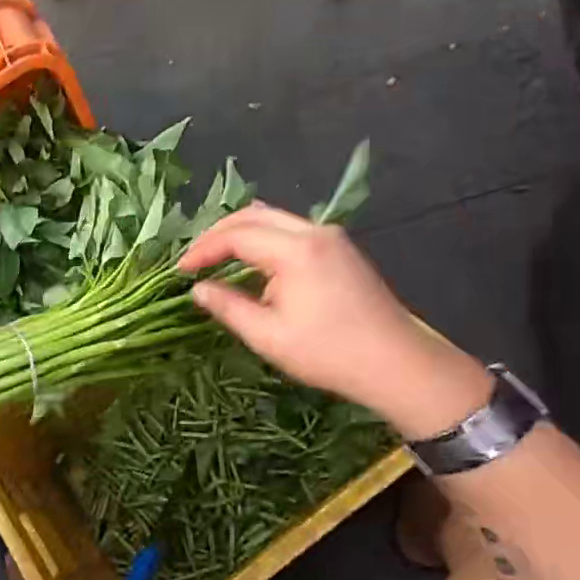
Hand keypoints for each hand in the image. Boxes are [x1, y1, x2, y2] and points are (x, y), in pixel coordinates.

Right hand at [179, 204, 491, 436]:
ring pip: (273, 218)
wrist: (398, 364)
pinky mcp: (339, 249)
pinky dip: (261, 237)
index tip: (181, 271)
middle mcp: (314, 232)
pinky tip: (248, 260)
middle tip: (193, 257)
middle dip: (217, 232)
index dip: (203, 250)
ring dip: (239, 232)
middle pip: (253, 214)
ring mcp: (331, 237)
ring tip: (214, 256)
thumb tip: (197, 289)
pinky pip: (290, 229)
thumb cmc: (328, 354)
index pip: (236, 235)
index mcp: (296, 250)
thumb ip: (227, 306)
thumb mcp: (267, 336)